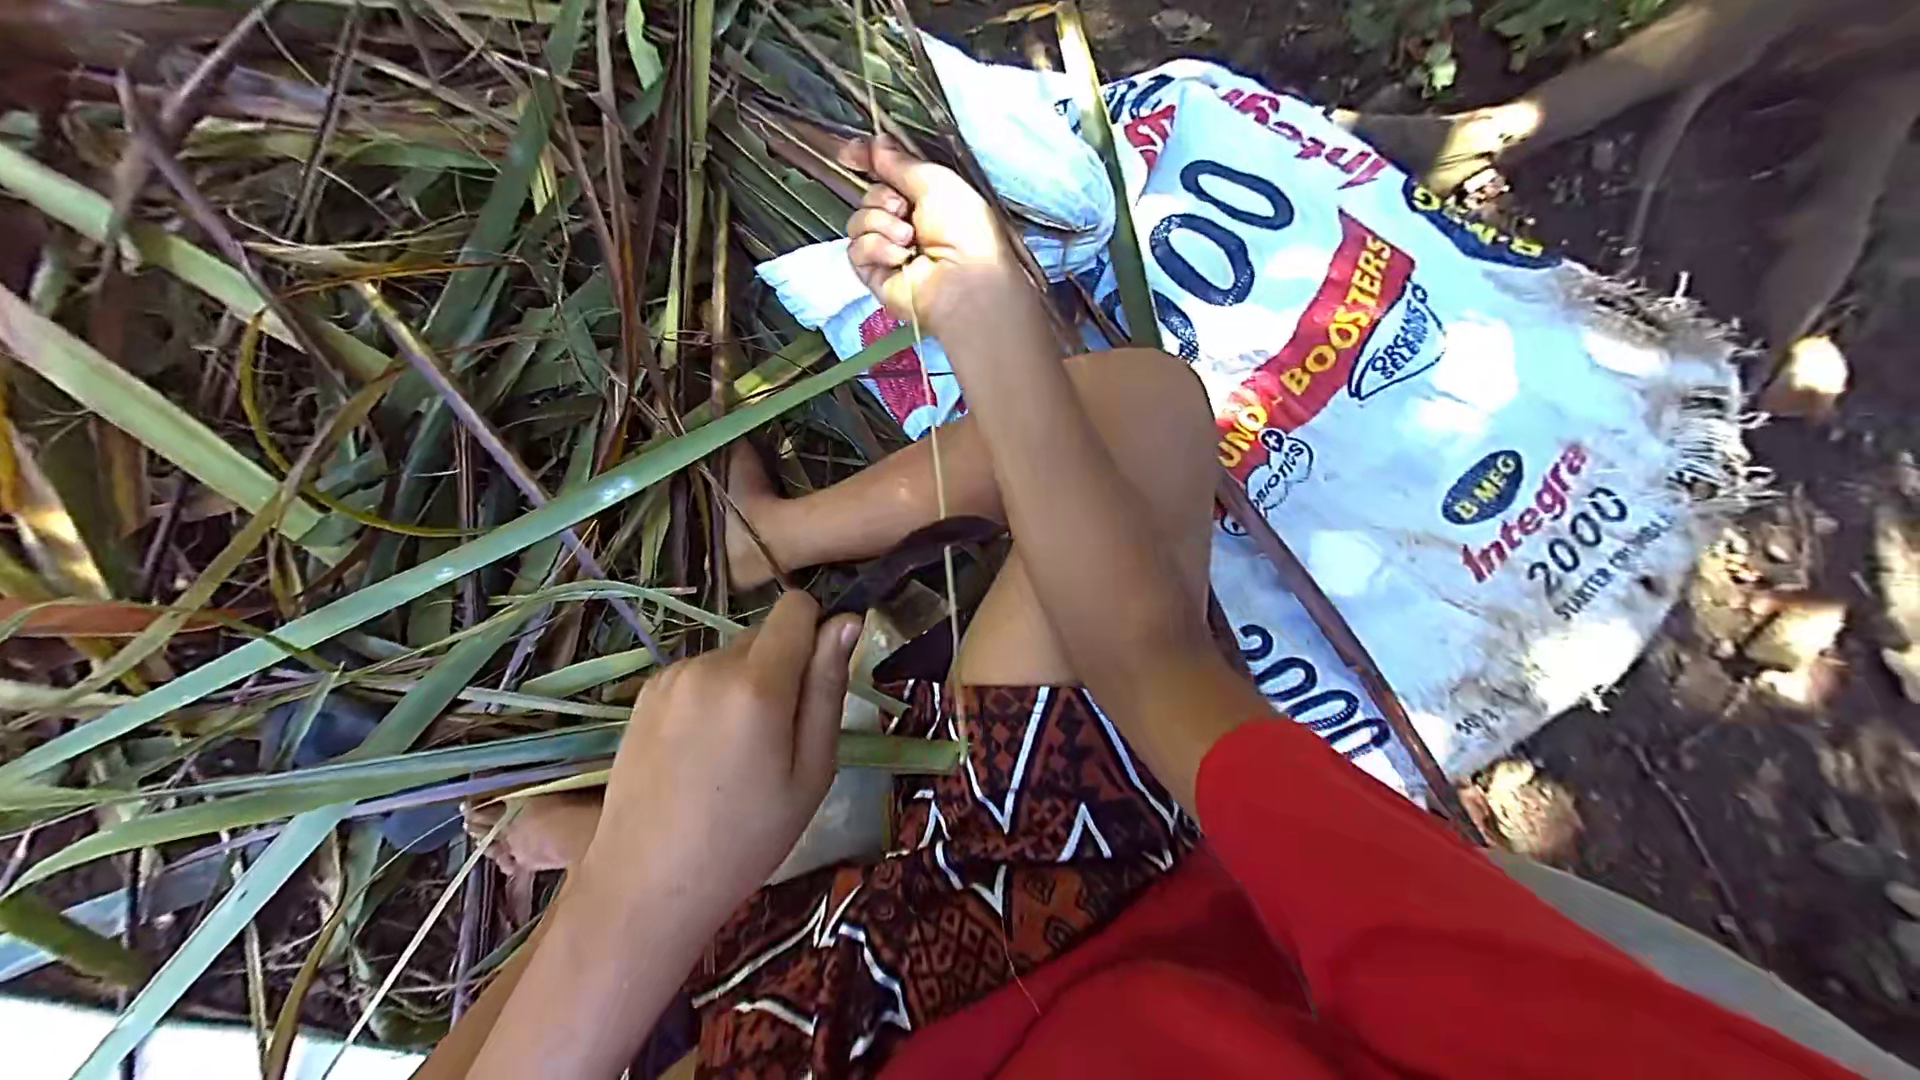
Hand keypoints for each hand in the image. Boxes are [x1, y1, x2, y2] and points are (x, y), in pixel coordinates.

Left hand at [578, 591, 862, 920]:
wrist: (645, 885)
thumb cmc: (747, 837)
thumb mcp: (812, 770)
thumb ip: (829, 686)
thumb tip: (848, 620)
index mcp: (756, 684)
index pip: (797, 607)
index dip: (818, 631)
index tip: (817, 680)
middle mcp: (709, 664)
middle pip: (767, 633)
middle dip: (784, 667)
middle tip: (778, 736)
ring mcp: (672, 676)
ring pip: (735, 655)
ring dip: (748, 683)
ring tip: (736, 751)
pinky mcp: (646, 693)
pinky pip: (702, 673)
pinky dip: (715, 695)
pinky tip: (702, 750)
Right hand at [840, 136, 1028, 331]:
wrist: (963, 280)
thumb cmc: (963, 231)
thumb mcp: (934, 181)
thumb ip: (900, 162)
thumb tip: (876, 144)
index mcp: (923, 201)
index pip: (885, 175)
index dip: (866, 162)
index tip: (852, 153)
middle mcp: (904, 226)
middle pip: (868, 197)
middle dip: (882, 198)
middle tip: (904, 210)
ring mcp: (889, 252)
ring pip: (858, 221)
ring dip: (882, 223)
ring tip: (908, 238)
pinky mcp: (876, 275)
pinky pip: (857, 249)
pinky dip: (877, 248)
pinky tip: (900, 258)